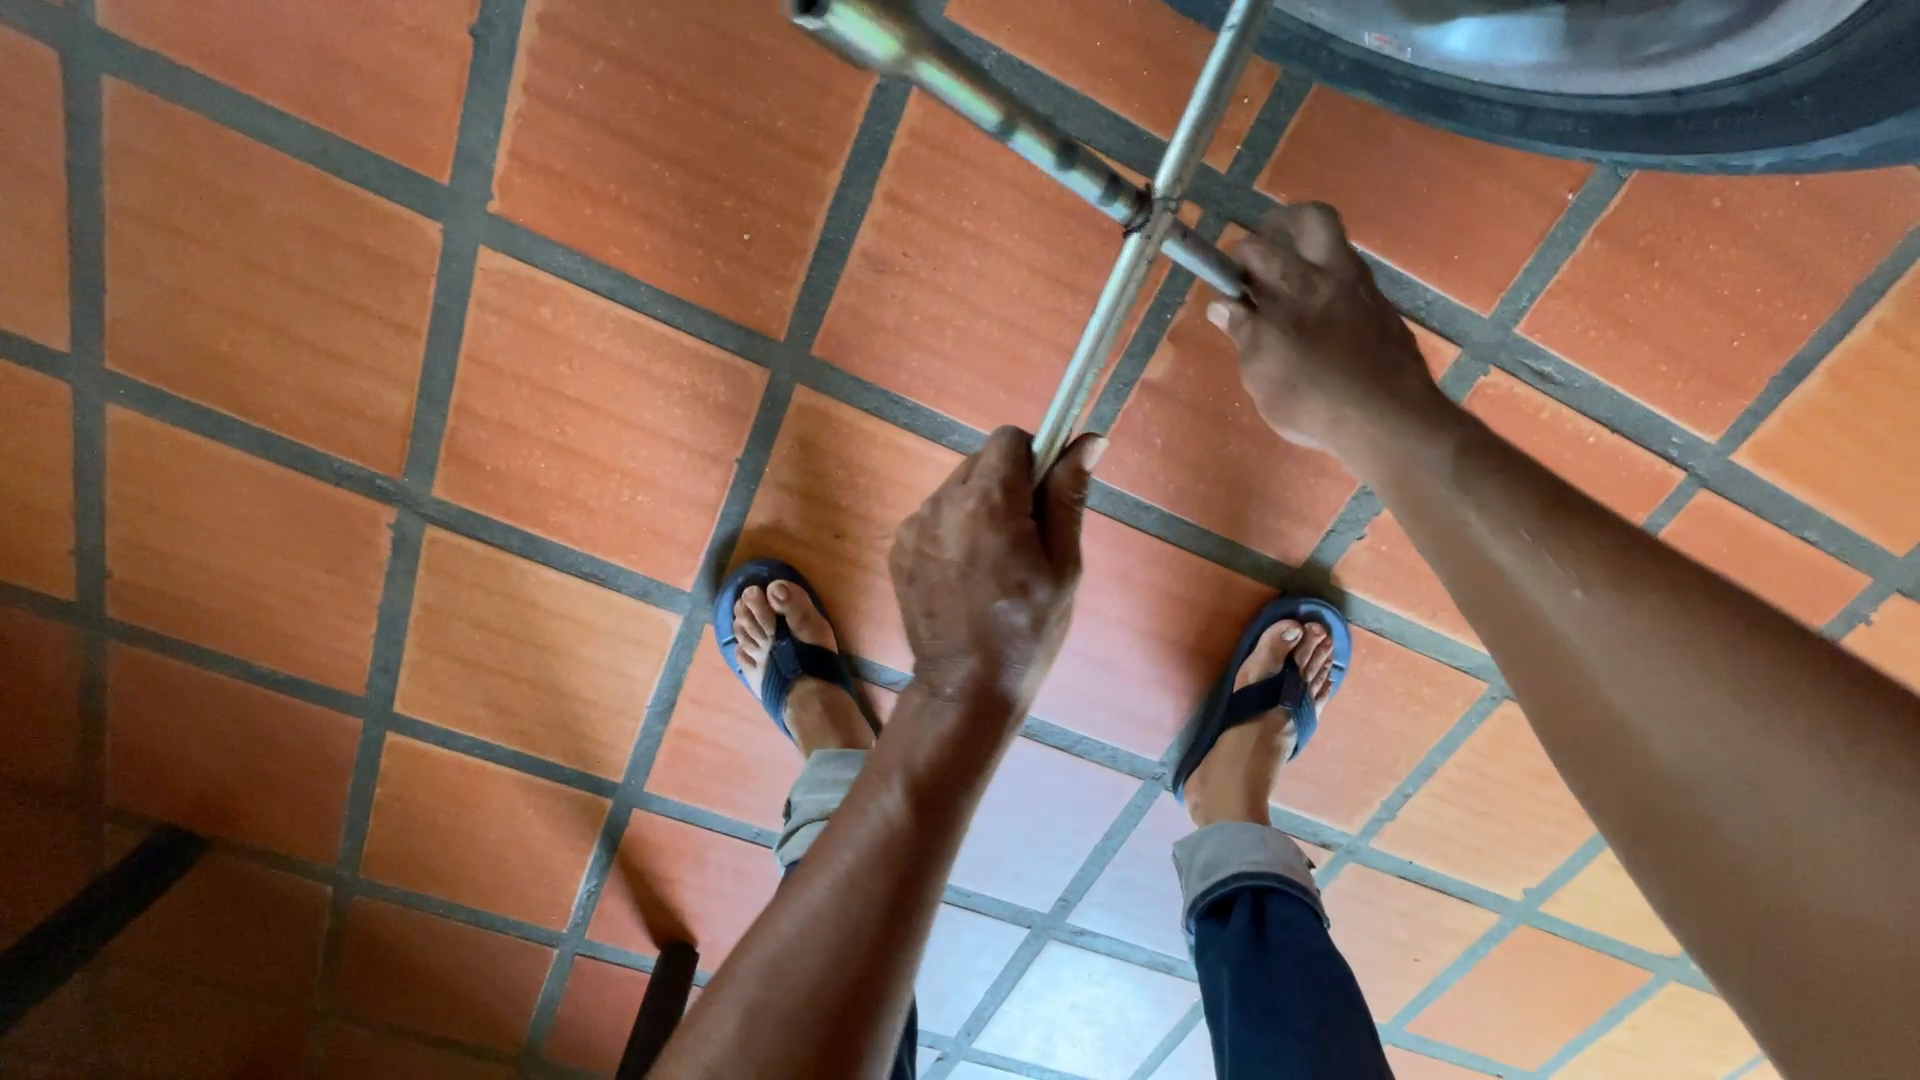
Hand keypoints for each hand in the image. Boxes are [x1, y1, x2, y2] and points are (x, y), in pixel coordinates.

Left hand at [889, 427, 1103, 712]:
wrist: (966, 686)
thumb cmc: (1028, 630)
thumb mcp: (1064, 566)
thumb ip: (1068, 496)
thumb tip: (1089, 440)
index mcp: (988, 502)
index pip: (1009, 439)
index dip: (1034, 458)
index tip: (1044, 498)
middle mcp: (942, 502)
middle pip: (980, 461)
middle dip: (1007, 485)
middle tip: (1024, 538)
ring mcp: (913, 526)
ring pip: (955, 489)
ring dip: (978, 507)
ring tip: (992, 563)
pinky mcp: (898, 549)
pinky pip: (933, 518)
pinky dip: (952, 531)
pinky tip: (965, 575)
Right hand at [1209, 203, 1453, 458]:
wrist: (1385, 418)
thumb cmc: (1309, 397)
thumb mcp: (1260, 371)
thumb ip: (1243, 332)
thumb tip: (1222, 305)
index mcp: (1293, 284)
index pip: (1255, 248)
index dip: (1236, 261)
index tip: (1229, 285)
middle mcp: (1333, 273)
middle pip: (1311, 218)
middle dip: (1283, 226)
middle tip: (1264, 256)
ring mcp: (1365, 290)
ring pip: (1336, 250)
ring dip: (1310, 260)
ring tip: (1289, 300)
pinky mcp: (1385, 312)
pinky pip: (1352, 284)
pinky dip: (1330, 292)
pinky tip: (1320, 329)